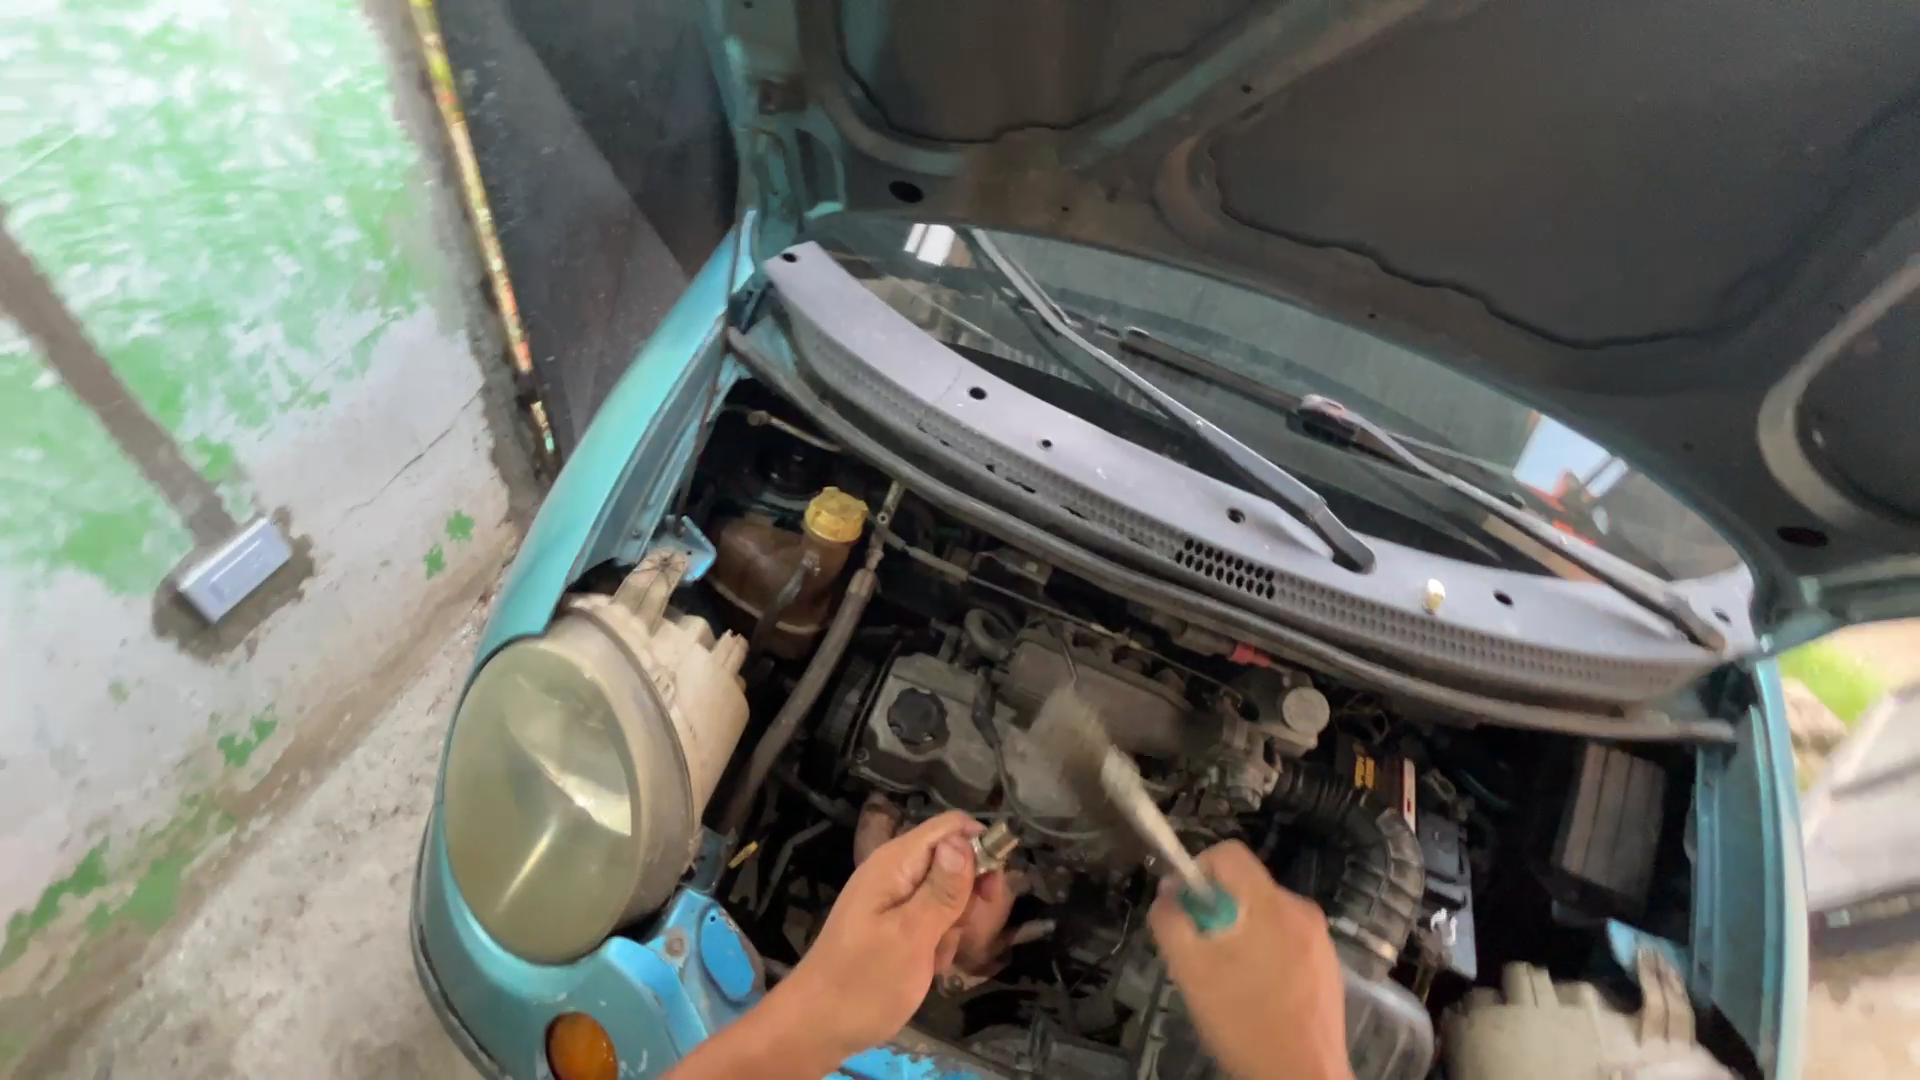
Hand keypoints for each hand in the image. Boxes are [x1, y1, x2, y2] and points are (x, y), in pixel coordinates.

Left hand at [853, 795, 1016, 980]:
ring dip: (953, 925)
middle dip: (966, 896)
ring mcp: (893, 896)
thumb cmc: (863, 983)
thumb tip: (965, 839)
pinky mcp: (894, 921)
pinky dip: (938, 940)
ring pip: (947, 892)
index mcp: (896, 861)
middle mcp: (895, 869)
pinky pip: (932, 917)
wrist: (816, 1028)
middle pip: (953, 858)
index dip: (980, 848)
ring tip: (934, 957)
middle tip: (957, 932)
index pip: (951, 826)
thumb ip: (942, 889)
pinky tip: (926, 966)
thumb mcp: (911, 937)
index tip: (991, 893)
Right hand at [1149, 842, 1353, 1079]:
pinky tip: (1258, 993)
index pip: (1229, 852)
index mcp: (1268, 902)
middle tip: (1204, 949)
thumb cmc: (1243, 1020)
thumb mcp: (1188, 968)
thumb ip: (1169, 918)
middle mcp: (1300, 909)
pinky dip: (1265, 952)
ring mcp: (1320, 938)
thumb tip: (1170, 890)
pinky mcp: (1329, 965)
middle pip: (1245, 885)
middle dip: (1218, 907)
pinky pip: (1285, 938)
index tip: (1189, 907)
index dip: (1200, 869)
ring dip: (1241, 932)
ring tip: (1229, 976)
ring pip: (1264, 913)